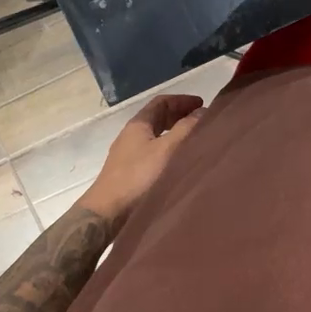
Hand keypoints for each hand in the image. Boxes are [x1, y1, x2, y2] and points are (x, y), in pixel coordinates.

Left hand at [77, 94, 204, 226]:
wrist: (107, 212)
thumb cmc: (138, 176)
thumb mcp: (166, 149)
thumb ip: (185, 129)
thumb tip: (202, 111)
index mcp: (138, 124)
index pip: (161, 102)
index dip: (182, 100)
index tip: (202, 103)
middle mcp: (131, 135)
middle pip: (158, 117)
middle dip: (179, 115)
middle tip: (200, 121)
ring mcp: (128, 154)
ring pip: (155, 136)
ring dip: (174, 133)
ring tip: (193, 140)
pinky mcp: (129, 172)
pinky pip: (153, 151)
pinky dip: (168, 149)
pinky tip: (177, 162)